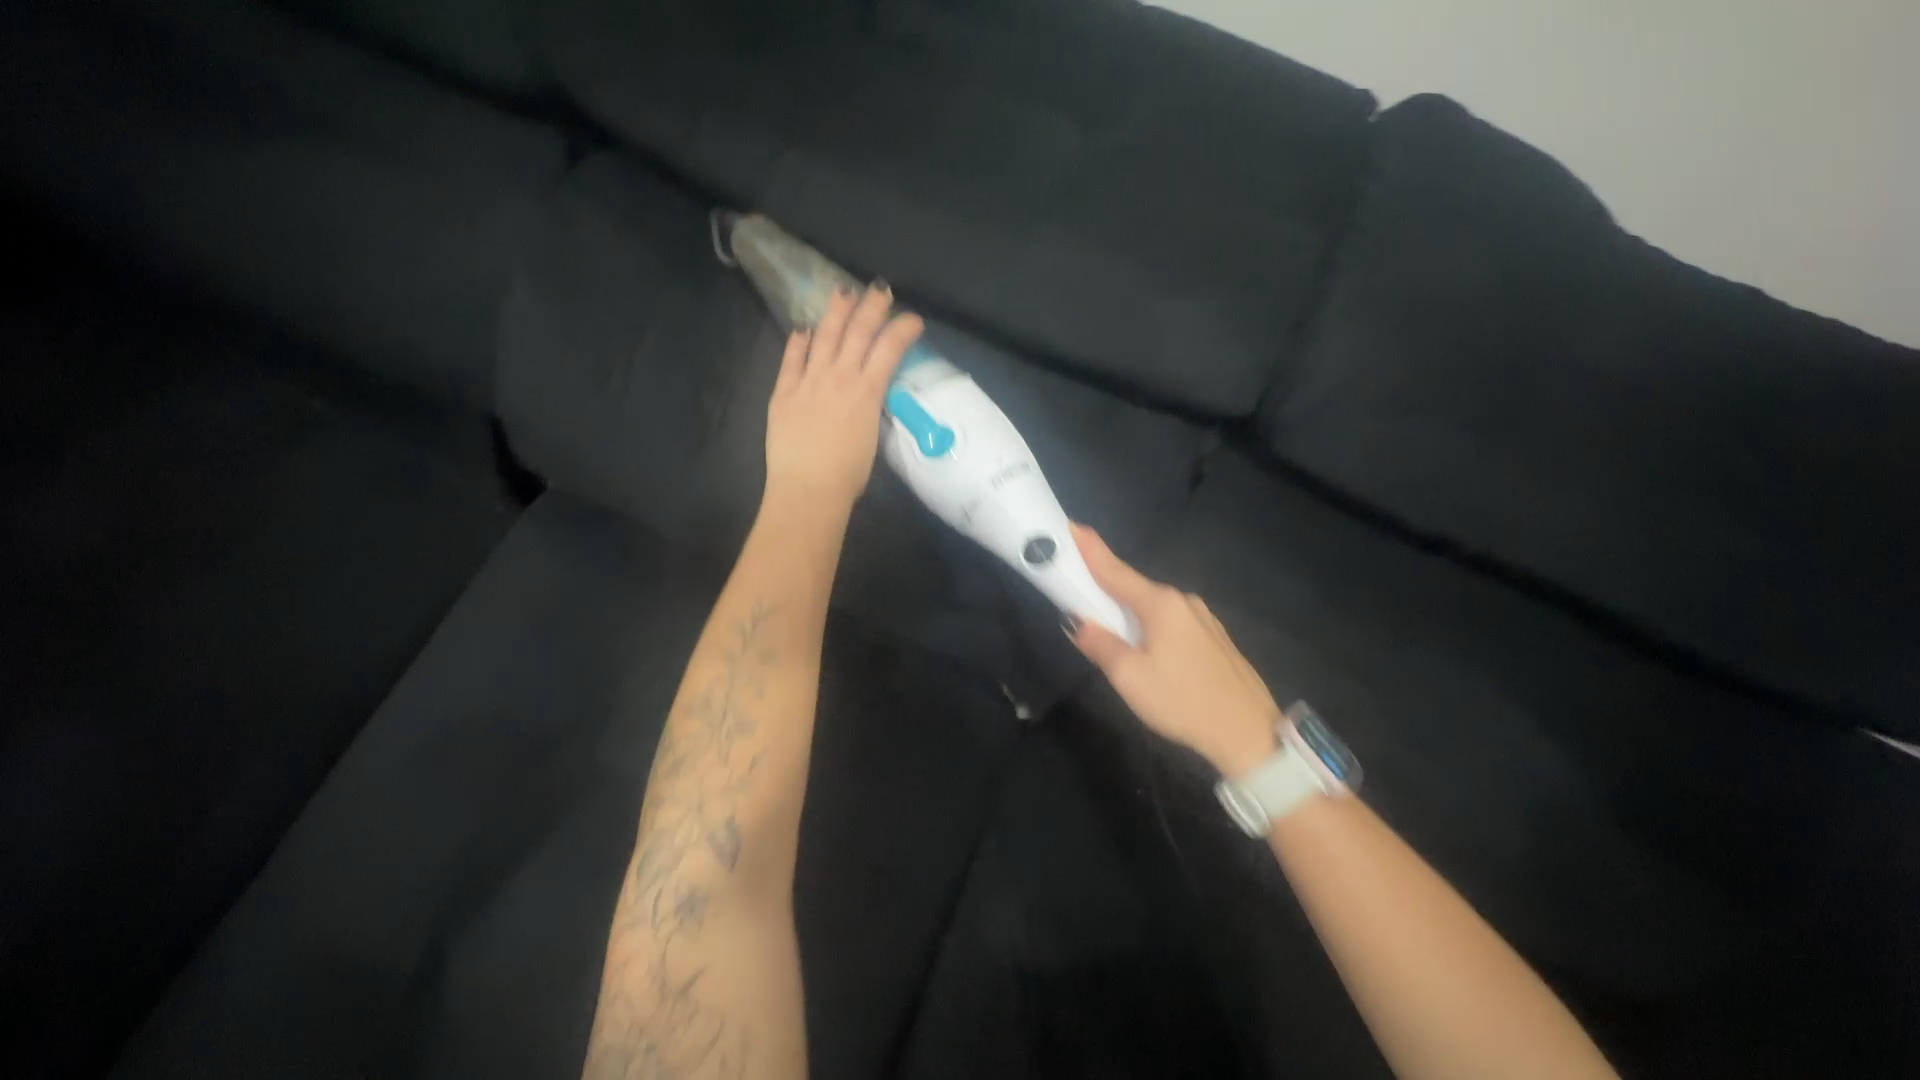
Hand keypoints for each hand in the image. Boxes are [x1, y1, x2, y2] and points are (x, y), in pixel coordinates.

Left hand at [764, 283, 923, 511]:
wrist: (808, 490)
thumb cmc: (848, 475)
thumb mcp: (872, 436)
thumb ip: (870, 407)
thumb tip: (867, 393)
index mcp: (867, 392)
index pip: (889, 348)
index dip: (903, 328)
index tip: (913, 319)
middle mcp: (838, 377)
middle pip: (857, 332)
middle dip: (871, 307)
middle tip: (880, 290)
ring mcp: (808, 382)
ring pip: (824, 337)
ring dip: (835, 313)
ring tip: (842, 293)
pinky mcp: (783, 393)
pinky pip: (791, 360)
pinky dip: (798, 343)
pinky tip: (803, 330)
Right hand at [1065, 524, 1280, 776]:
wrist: (1248, 733)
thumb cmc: (1183, 701)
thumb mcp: (1130, 678)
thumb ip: (1101, 645)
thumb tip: (1078, 621)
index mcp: (1161, 604)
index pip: (1115, 570)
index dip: (1090, 551)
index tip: (1071, 527)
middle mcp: (1183, 602)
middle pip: (1133, 588)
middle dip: (1104, 585)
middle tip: (1076, 584)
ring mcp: (1203, 619)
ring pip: (1153, 608)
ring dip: (1127, 610)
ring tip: (1106, 623)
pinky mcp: (1213, 639)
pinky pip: (1170, 622)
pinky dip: (1149, 624)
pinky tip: (1145, 645)